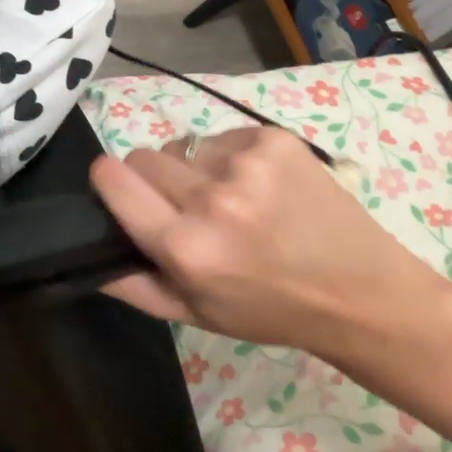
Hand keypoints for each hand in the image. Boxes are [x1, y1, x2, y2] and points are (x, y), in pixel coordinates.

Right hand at [89, 128, 451, 357]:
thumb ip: (131, 285)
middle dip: (153, 181)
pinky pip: (220, 136)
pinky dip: (229, 158)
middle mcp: (212, 199)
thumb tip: (82, 256)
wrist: (369, 297)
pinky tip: (260, 188)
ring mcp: (246, 164)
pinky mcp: (274, 139)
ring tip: (232, 202)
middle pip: (141, 157)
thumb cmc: (272, 310)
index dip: (110, 183)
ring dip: (194, 171)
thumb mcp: (195, 314)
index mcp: (185, 247)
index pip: (110, 176)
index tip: (124, 196)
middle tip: (186, 210)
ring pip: (182, 147)